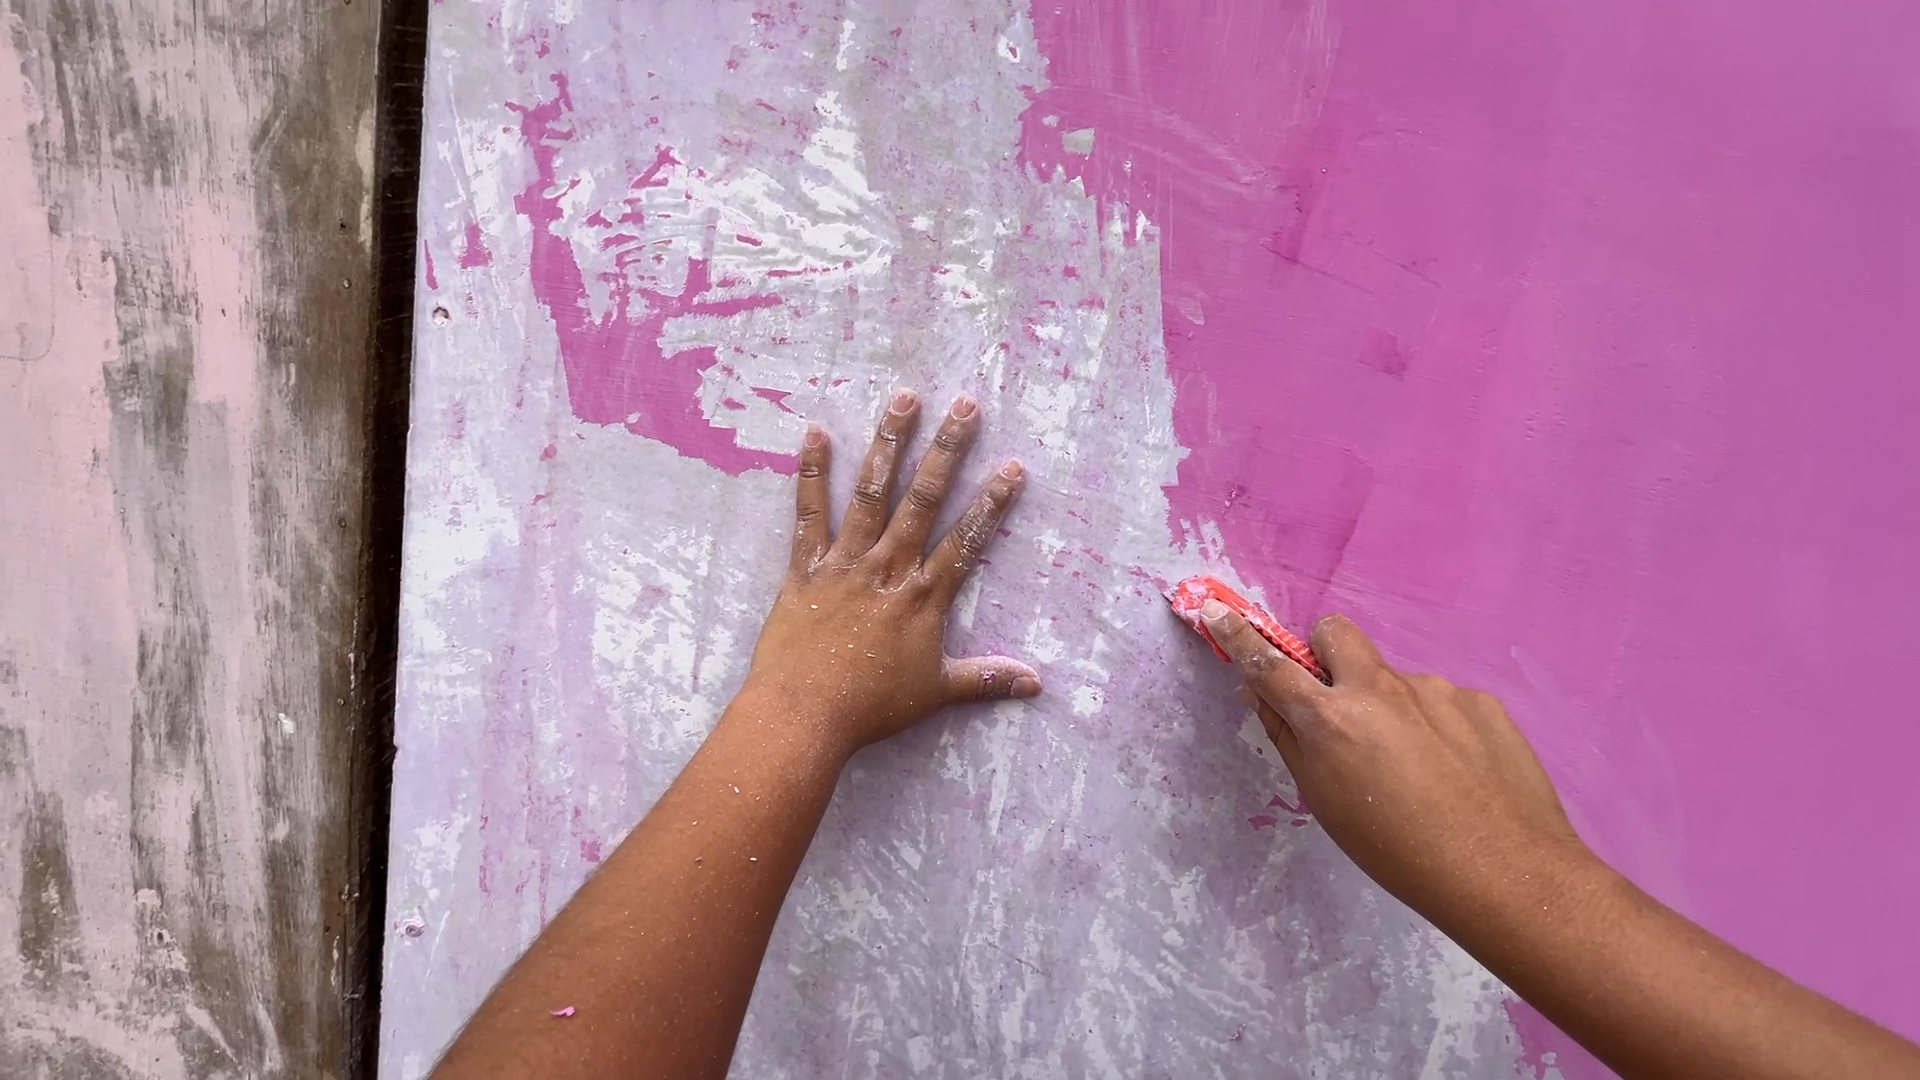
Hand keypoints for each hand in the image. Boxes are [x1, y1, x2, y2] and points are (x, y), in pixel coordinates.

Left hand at [739, 389, 1040, 754]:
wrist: (803, 714)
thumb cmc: (871, 706)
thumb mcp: (937, 692)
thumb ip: (986, 679)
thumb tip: (1038, 684)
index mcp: (923, 596)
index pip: (966, 540)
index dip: (992, 503)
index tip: (1012, 466)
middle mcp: (888, 567)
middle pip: (923, 500)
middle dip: (947, 450)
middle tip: (964, 406)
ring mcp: (846, 562)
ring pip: (871, 493)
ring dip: (889, 444)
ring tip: (904, 399)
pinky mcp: (806, 566)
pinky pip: (808, 513)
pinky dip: (811, 473)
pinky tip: (815, 433)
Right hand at [1201, 602, 1589, 920]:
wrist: (1510, 878)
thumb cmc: (1396, 850)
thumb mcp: (1322, 799)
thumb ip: (1287, 738)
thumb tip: (1260, 695)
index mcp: (1330, 719)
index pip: (1269, 665)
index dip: (1238, 636)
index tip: (1216, 610)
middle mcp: (1378, 690)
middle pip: (1334, 632)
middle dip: (1325, 653)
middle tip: (1338, 699)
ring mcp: (1435, 689)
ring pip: (1392, 677)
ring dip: (1387, 704)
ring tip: (1417, 765)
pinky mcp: (1481, 701)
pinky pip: (1439, 700)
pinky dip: (1435, 724)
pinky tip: (1455, 768)